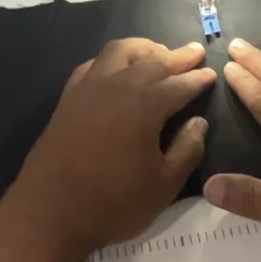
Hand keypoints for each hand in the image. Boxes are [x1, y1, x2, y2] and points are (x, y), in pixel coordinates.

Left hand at [0, 38, 215, 261]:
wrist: (49, 213)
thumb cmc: (112, 204)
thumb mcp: (163, 186)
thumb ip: (187, 150)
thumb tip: (199, 122)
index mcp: (145, 105)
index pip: (179, 84)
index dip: (198, 78)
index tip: (211, 73)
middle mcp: (117, 86)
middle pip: (152, 61)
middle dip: (177, 56)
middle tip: (194, 52)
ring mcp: (88, 88)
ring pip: (119, 52)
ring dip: (144, 48)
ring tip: (158, 54)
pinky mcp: (68, 97)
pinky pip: (94, 64)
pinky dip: (113, 60)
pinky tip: (119, 69)